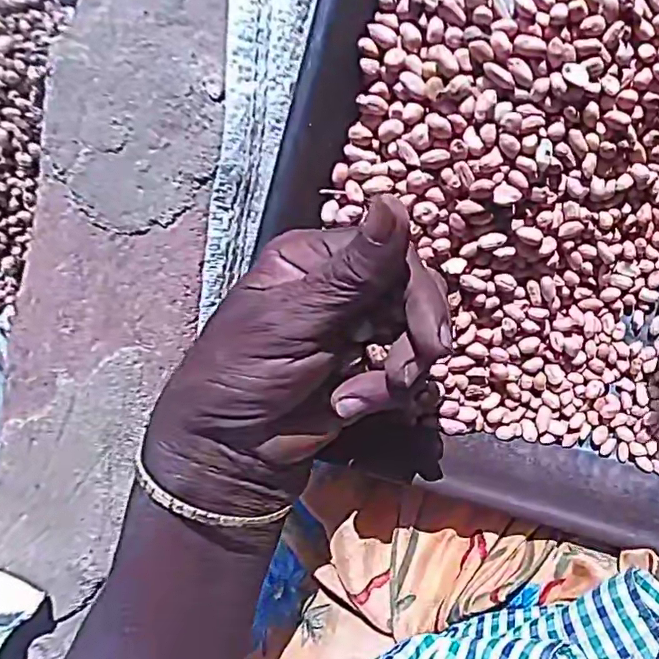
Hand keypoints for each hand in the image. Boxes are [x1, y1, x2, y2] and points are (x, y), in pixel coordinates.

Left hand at [142, 196, 448, 520]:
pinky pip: (409, 370)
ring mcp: (362, 328)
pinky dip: (389, 394)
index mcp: (318, 259)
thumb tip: (393, 203)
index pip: (395, 256)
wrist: (228, 454)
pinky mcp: (372, 365)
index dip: (420, 295)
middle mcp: (347, 287)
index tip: (431, 338)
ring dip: (401, 372)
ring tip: (358, 397)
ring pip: (419, 335)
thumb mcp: (294, 320)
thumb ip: (353, 271)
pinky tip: (350, 405)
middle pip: (416, 295)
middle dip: (417, 340)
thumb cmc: (238, 376)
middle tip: (404, 376)